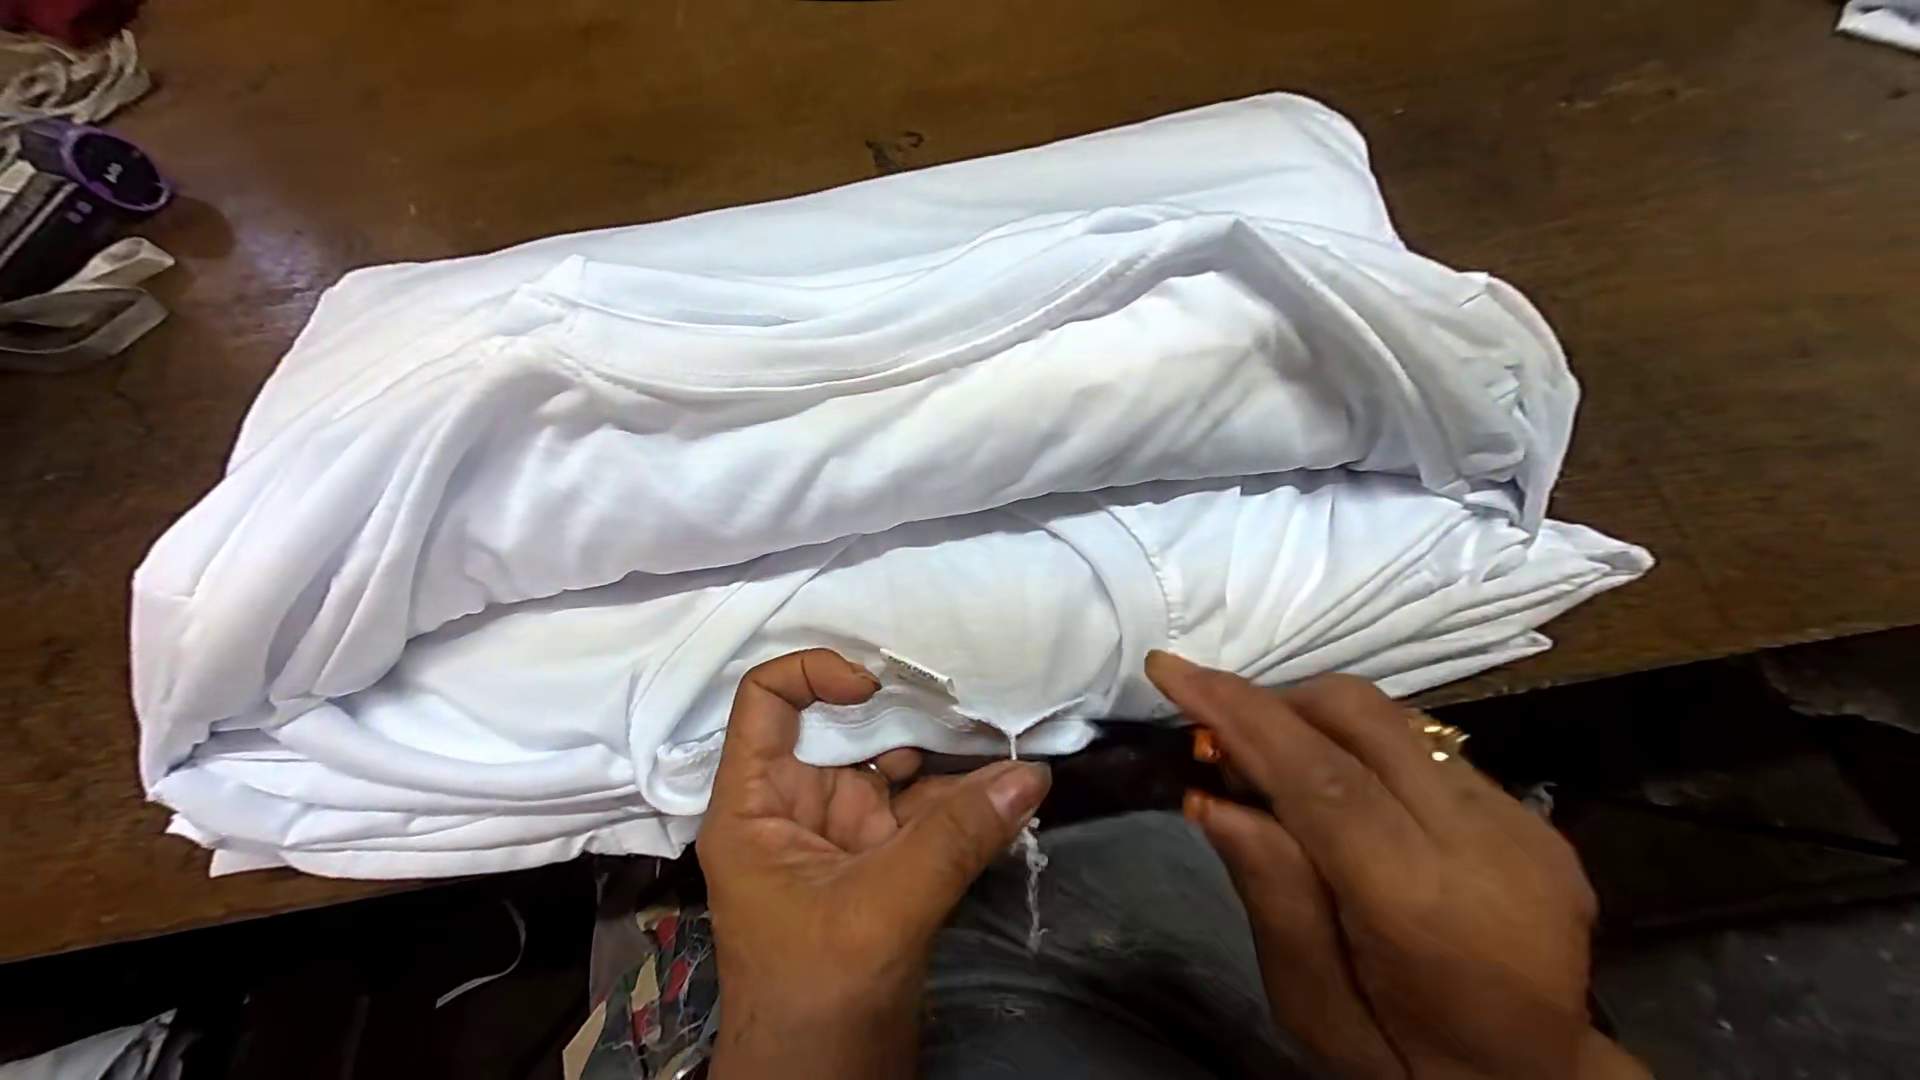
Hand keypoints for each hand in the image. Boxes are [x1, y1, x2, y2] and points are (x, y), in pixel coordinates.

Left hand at [698, 649, 1051, 1079]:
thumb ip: (955, 840)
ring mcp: (844, 828)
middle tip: (970, 697)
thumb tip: (1029, 775)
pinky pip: (927, 808)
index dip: (814, 674)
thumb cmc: (815, 1004)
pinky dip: (967, 798)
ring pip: (896, 766)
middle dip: (906, 712)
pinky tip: (1011, 787)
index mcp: (757, 804)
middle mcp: (798, 803)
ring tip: (1006, 733)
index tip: (876, 688)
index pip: (767, 702)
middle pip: (846, 727)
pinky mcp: (884, 856)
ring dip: (949, 754)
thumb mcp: (879, 913)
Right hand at [1146, 652, 1647, 1079]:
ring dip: (1303, 715)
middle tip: (1212, 739)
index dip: (1238, 712)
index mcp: (1429, 910)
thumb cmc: (1409, 1062)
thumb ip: (1270, 899)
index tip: (1168, 670)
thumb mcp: (1317, 1014)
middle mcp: (1487, 846)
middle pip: (1354, 717)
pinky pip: (1412, 737)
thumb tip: (1208, 799)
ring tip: (1265, 764)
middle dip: (1264, 702)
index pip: (1320, 777)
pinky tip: (1329, 783)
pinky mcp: (1525, 811)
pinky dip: (1346, 739)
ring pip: (1383, 713)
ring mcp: (1519, 822)